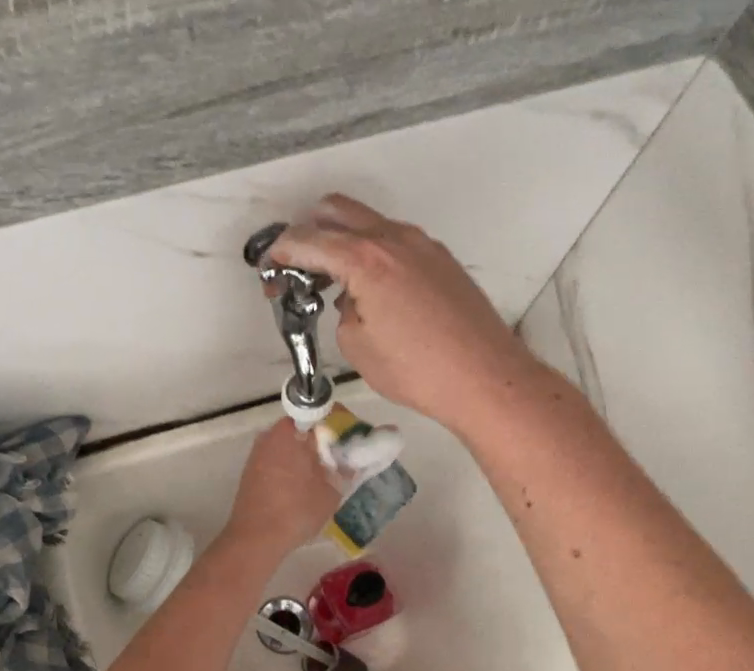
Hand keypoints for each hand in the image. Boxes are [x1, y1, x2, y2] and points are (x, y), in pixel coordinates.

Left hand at [224, 418, 339, 556]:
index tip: (350, 437)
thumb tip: (350, 461)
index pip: (317, 413)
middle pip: (301, 430)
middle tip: (340, 458)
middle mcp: (268, 437)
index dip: (337, 423)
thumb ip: (342, 471)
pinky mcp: (250, 474)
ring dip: (305, 456)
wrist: (255, 539)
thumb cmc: (296, 511)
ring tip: (324, 474)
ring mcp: (256, 455)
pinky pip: (276, 462)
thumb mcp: (330, 492)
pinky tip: (303, 486)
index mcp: (288, 433)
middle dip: (321, 441)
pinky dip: (291, 468)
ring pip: (288, 447)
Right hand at [265, 194, 539, 434]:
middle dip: (310, 233)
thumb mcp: (358, 346)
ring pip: (369, 224)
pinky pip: (395, 243)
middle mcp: (395, 239)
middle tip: (297, 269)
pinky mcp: (440, 260)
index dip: (281, 251)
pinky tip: (371, 294)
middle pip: (337, 211)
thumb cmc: (418, 369)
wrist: (483, 377)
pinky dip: (372, 255)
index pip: (309, 240)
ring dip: (343, 243)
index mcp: (366, 259)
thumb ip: (343, 312)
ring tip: (334, 286)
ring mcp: (422, 245)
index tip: (270, 265)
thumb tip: (351, 301)